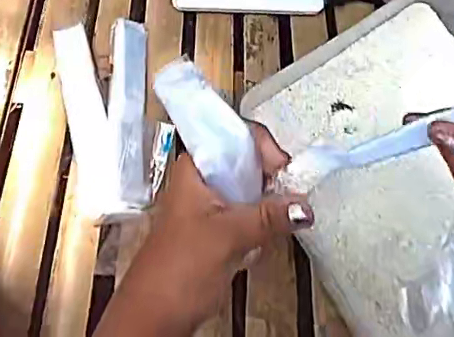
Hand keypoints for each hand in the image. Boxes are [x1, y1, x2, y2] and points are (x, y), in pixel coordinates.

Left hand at [98, 124, 311, 336]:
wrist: (150, 321)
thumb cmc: (176, 270)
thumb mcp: (228, 236)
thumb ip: (267, 217)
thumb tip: (303, 205)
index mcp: (196, 165)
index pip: (238, 135)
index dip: (264, 147)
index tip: (284, 169)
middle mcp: (200, 179)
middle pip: (245, 162)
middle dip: (269, 176)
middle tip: (288, 192)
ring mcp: (205, 205)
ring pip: (246, 190)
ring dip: (264, 202)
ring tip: (278, 216)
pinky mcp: (212, 231)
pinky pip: (243, 214)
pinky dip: (257, 223)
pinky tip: (262, 239)